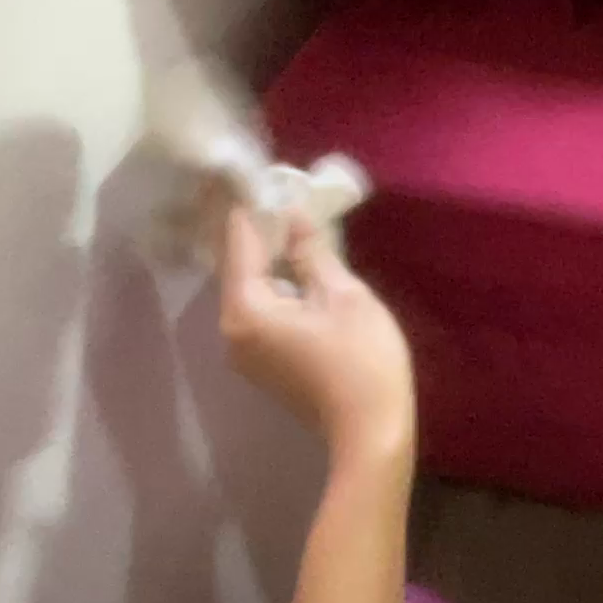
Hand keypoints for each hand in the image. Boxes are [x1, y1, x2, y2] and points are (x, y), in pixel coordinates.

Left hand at [218, 207, 413, 466]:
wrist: (371, 430)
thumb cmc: (362, 358)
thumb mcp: (344, 295)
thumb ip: (312, 252)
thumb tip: (292, 216)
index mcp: (248, 309)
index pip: (239, 242)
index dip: (247, 205)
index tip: (253, 172)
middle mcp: (232, 329)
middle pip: (239, 266)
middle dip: (258, 229)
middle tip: (277, 193)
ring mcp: (246, 350)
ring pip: (252, 288)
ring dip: (269, 256)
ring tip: (292, 223)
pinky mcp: (264, 362)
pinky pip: (262, 309)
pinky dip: (277, 283)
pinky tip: (299, 267)